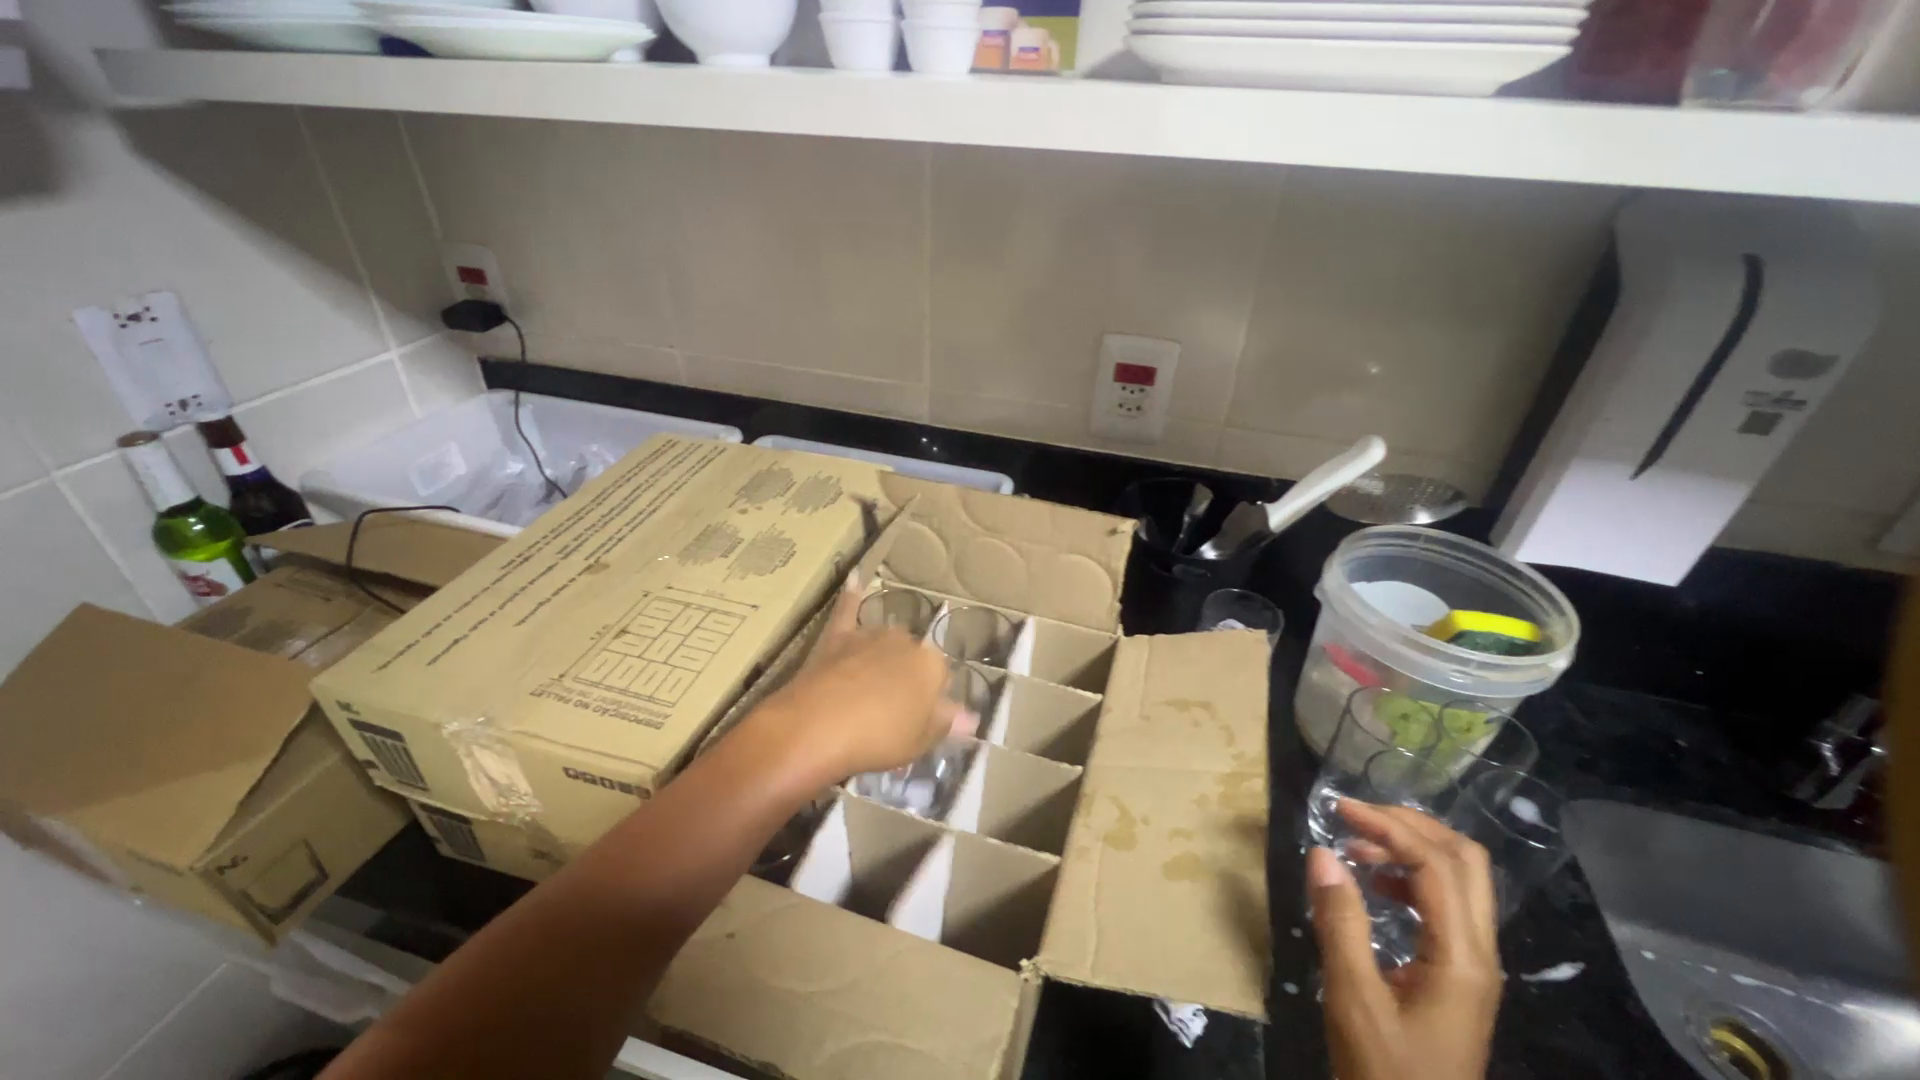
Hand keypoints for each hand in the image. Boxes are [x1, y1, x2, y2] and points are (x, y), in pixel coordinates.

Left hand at [757, 576, 977, 778]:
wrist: (818, 726)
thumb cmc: (879, 739)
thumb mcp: (920, 742)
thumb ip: (945, 722)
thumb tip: (969, 716)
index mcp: (933, 666)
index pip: (942, 679)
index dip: (931, 702)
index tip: (918, 721)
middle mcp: (906, 642)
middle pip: (913, 659)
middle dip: (907, 678)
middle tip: (893, 710)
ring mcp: (869, 636)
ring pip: (886, 641)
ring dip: (884, 656)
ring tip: (873, 685)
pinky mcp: (836, 637)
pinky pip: (848, 610)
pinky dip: (851, 596)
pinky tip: (854, 578)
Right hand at [1308, 800, 1501, 1079]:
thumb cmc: (1384, 1071)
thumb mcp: (1353, 998)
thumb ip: (1340, 922)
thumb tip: (1322, 853)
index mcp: (1462, 956)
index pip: (1435, 864)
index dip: (1388, 827)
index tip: (1339, 810)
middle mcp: (1480, 952)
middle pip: (1464, 861)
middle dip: (1411, 826)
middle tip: (1356, 816)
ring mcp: (1475, 965)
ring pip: (1460, 881)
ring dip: (1412, 850)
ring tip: (1356, 848)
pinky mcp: (1460, 975)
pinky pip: (1448, 906)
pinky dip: (1412, 879)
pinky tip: (1374, 886)